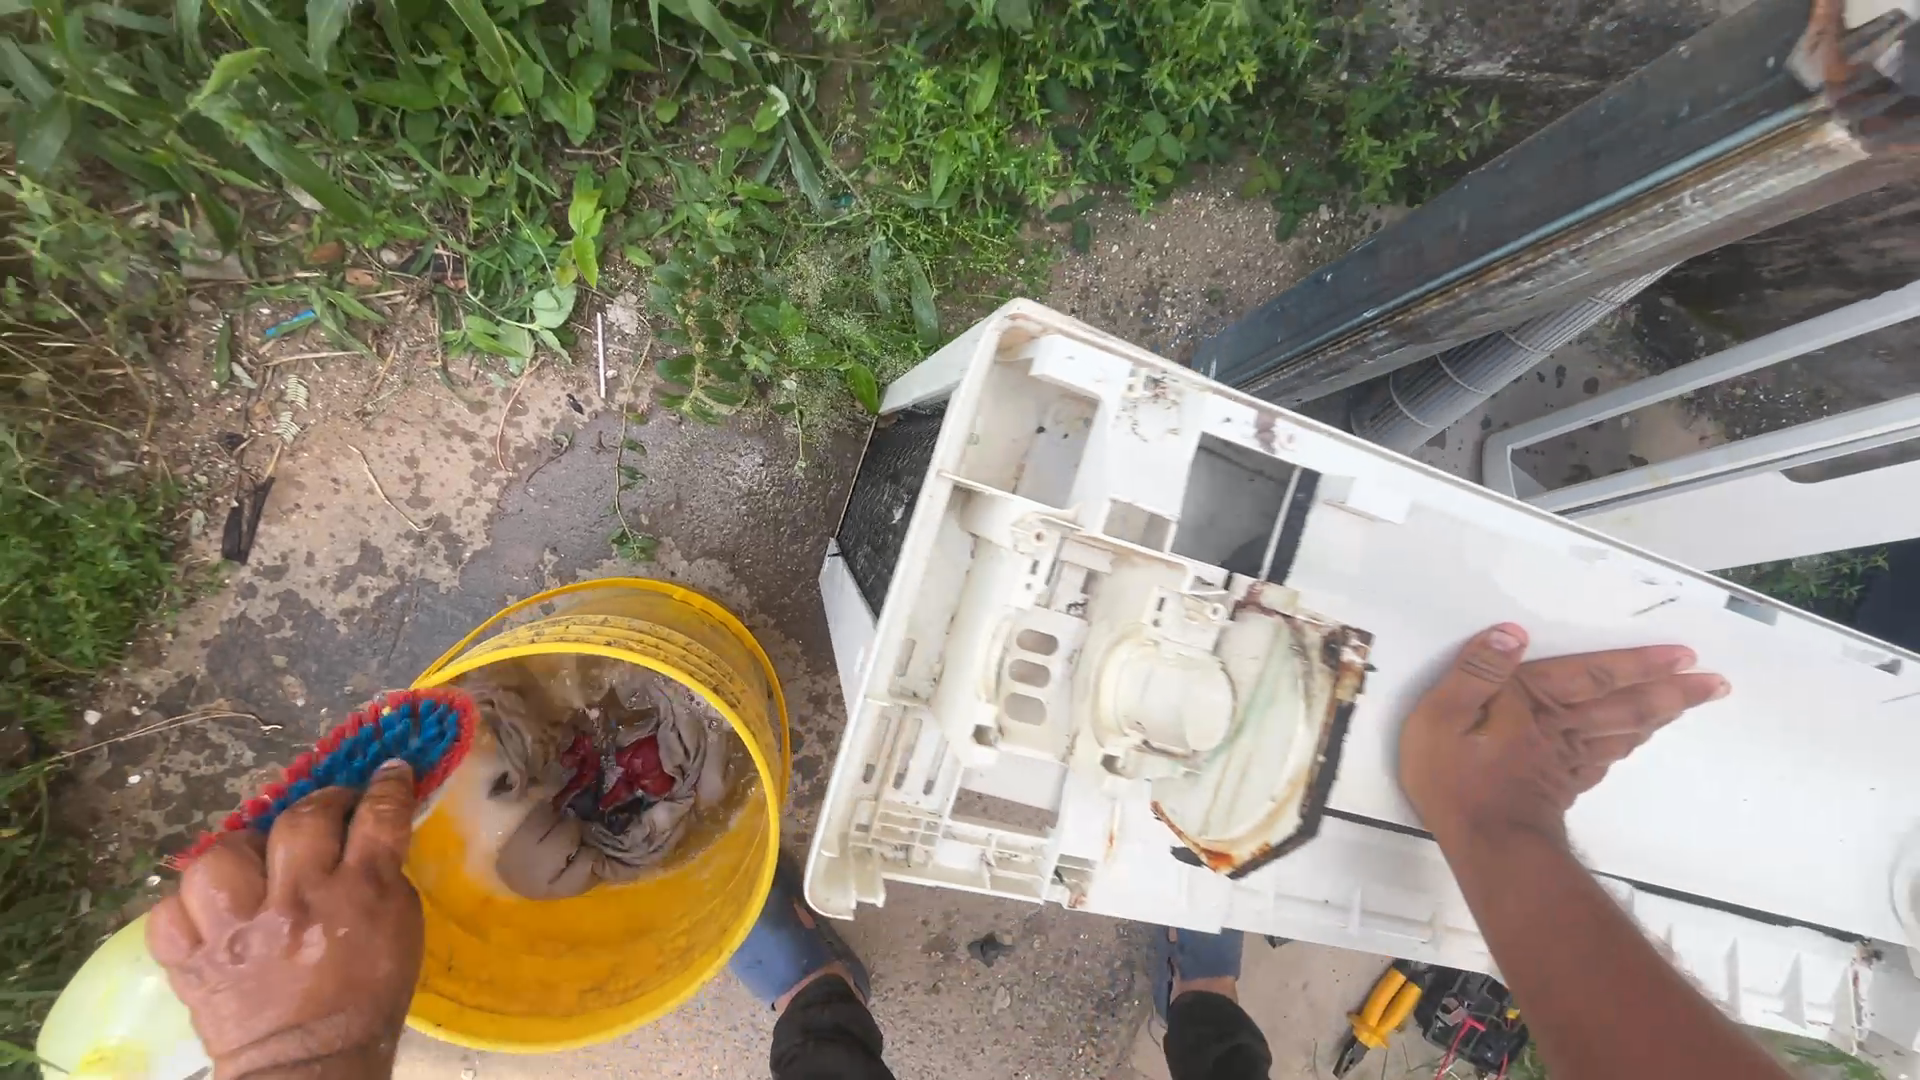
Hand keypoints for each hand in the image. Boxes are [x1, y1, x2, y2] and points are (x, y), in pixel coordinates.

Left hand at [148, 760, 424, 1079]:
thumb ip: (382, 868)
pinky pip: (170, 910)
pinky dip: (192, 900)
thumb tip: (371, 830)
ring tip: (259, 855)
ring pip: (220, 856)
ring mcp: (236, 929)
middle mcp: (296, 899)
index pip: (378, 812)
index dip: (387, 784)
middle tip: (332, 808)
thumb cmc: (373, 985)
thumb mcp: (401, 916)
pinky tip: (219, 902)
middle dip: (323, 801)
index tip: (391, 770)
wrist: (312, 1058)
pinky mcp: (190, 961)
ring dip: (244, 846)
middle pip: (302, 820)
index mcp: (361, 889)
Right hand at [1398, 623, 1728, 849]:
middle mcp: (1558, 728)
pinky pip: (1602, 760)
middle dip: (1667, 692)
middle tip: (1714, 683)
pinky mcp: (1559, 785)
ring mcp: (1563, 760)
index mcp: (1531, 704)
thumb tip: (1511, 633)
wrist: (1486, 844)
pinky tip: (1630, 743)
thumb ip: (1476, 671)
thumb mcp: (1442, 712)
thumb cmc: (1455, 775)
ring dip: (1655, 716)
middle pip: (1620, 706)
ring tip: (1684, 705)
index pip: (1590, 677)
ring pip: (1619, 733)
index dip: (1632, 664)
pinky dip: (1623, 747)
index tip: (1684, 656)